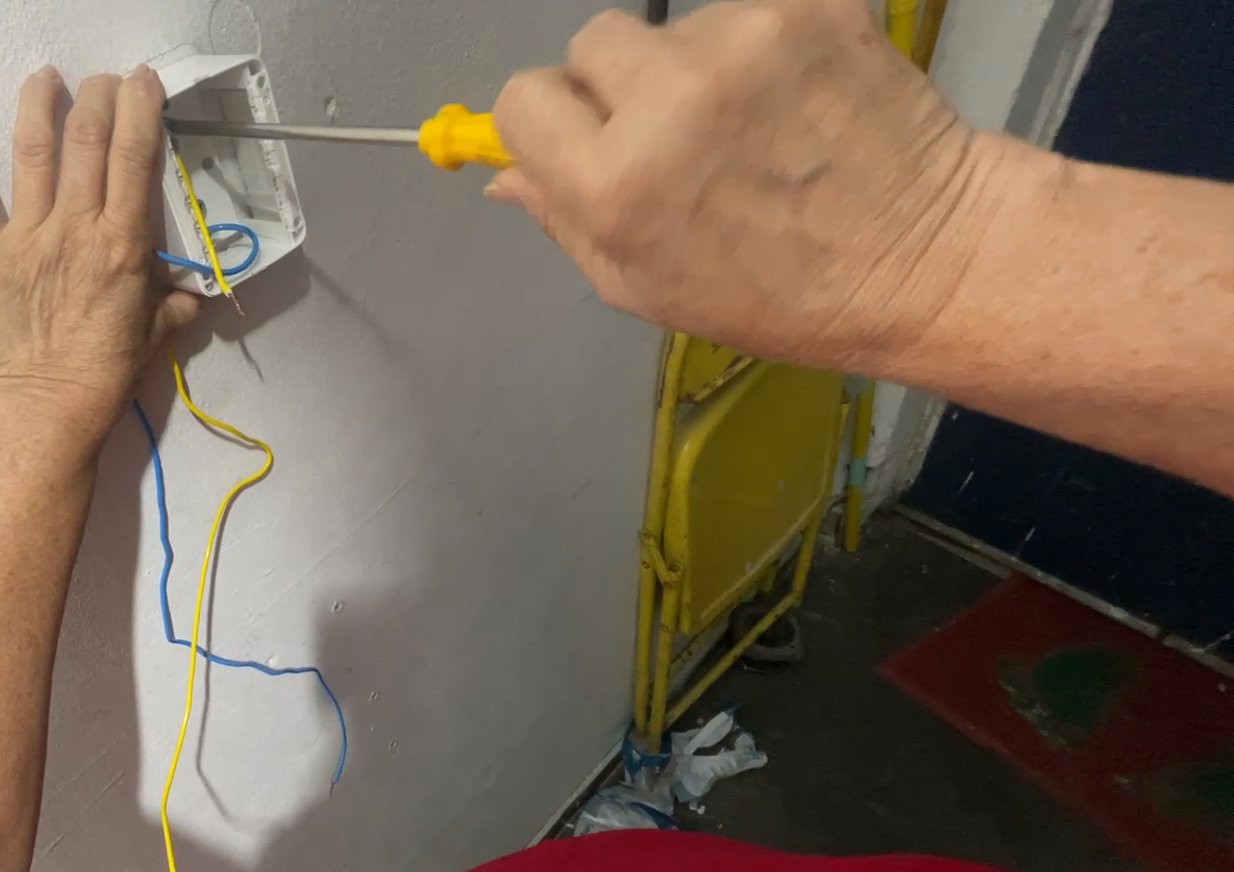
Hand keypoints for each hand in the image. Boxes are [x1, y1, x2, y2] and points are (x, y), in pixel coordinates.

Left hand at [0, 66, 200, 436]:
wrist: (52, 403)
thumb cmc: (108, 371)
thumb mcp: (156, 335)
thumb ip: (176, 305)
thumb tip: (192, 295)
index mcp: (122, 246)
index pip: (134, 159)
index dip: (140, 109)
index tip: (144, 81)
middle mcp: (76, 229)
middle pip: (86, 141)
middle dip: (97, 96)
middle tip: (104, 82)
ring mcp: (28, 236)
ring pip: (32, 152)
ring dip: (39, 103)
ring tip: (46, 76)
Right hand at [490, 0, 1015, 366]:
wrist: (910, 259)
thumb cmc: (752, 297)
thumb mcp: (631, 283)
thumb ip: (560, 219)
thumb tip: (506, 176)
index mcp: (613, 182)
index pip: (523, 98)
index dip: (539, 122)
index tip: (571, 144)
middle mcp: (667, 97)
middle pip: (587, 43)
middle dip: (607, 86)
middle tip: (655, 134)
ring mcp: (745, 39)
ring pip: (667, 27)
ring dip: (679, 69)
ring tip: (735, 123)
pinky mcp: (813, 2)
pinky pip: (738, 12)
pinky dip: (745, 50)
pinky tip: (780, 99)